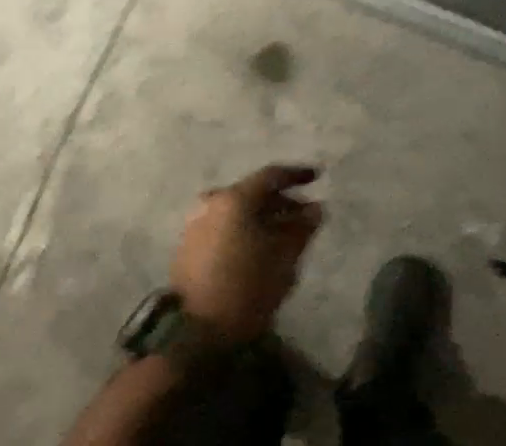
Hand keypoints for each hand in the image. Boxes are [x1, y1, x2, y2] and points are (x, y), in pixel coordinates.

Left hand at [170, 164, 324, 344]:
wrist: (195, 329)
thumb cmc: (246, 290)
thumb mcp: (283, 260)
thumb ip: (301, 229)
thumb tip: (315, 208)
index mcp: (235, 199)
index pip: (271, 176)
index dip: (296, 175)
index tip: (316, 177)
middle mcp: (213, 202)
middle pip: (253, 193)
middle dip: (281, 202)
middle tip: (304, 215)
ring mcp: (197, 221)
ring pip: (238, 210)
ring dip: (263, 217)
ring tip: (285, 234)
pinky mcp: (189, 242)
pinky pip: (224, 224)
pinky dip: (245, 228)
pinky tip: (260, 246)